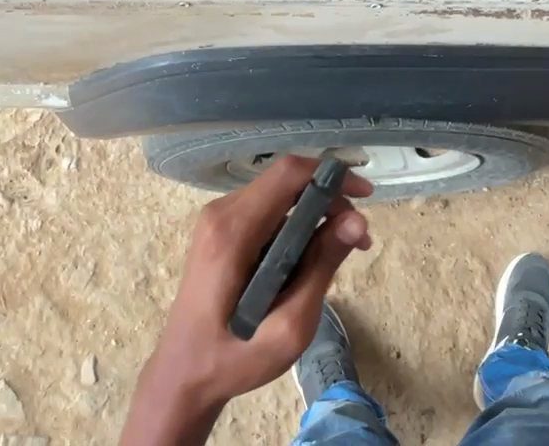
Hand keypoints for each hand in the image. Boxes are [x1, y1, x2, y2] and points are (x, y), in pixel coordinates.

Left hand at [122, 156, 372, 444]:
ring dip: (314, 215)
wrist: (183, 374)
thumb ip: (321, 268)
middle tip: (357, 241)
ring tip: (336, 255)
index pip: (287, 174)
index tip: (365, 196)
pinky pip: (267, 210)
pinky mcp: (221, 229)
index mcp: (234, 231)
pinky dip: (296, 224)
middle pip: (285, 180)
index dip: (332, 175)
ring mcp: (218, 218)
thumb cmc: (234, 359)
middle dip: (329, 200)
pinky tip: (307, 260)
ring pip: (278, 194)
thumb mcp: (289, 326)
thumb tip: (357, 221)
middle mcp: (222, 212)